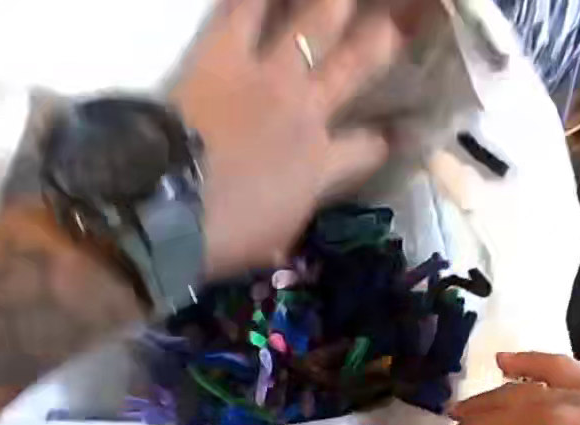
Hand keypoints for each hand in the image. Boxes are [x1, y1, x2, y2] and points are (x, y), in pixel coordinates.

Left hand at [171, 0, 403, 276]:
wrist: (173, 210)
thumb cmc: (225, 241)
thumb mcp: (270, 245)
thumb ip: (287, 223)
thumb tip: (285, 239)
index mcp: (321, 168)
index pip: (369, 147)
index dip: (388, 138)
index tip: (401, 129)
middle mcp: (309, 111)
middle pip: (359, 62)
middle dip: (387, 35)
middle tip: (406, 17)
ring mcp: (270, 74)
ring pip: (318, 16)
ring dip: (336, 0)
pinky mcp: (225, 50)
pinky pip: (248, 3)